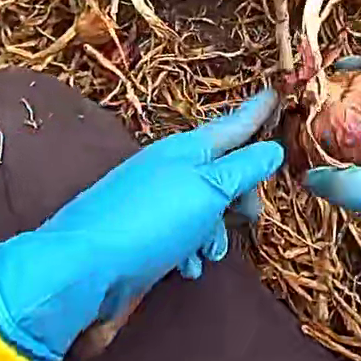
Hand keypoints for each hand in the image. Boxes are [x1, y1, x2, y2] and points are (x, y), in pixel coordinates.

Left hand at [0, 89, 283, 360]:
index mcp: (187, 149)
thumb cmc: (152, 219)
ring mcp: (158, 200)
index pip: (231, 125)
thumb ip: (242, 168)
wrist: (86, 266)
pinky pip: (185, 235)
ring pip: (208, 208)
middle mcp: (172, 169)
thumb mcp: (206, 189)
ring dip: (217, 231)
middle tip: (251, 216)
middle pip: (224, 170)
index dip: (255, 112)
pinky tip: (189, 267)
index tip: (275, 92)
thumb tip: (272, 147)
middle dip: (242, 194)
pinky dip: (193, 250)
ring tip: (209, 251)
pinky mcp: (147, 232)